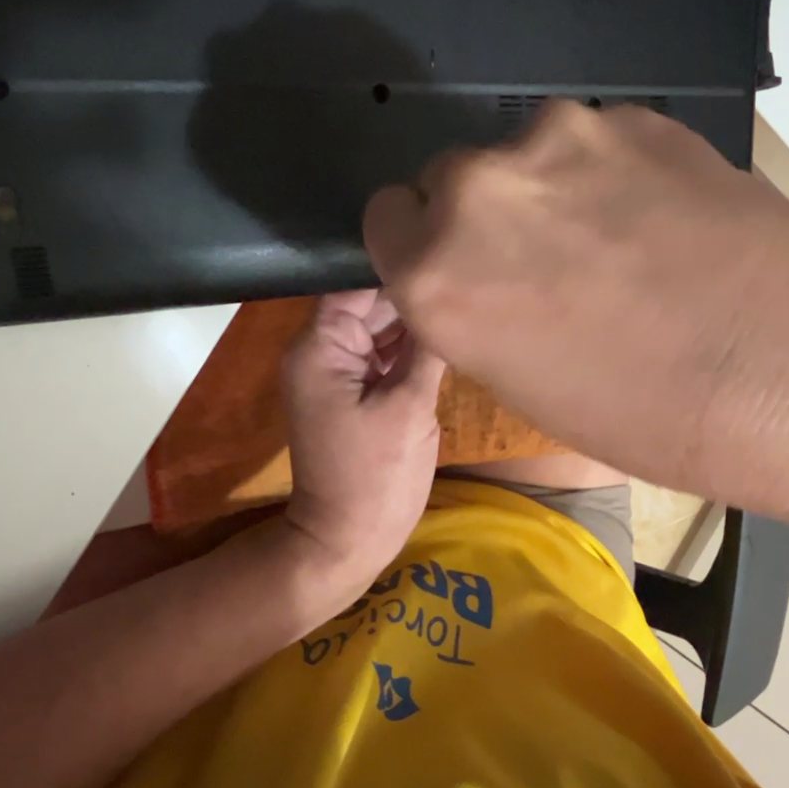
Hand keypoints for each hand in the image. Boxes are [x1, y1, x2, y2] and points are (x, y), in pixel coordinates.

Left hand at [282, 291, 446, 585]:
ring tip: (466, 292)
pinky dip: (410, 348)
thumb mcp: (410, 408)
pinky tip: (450, 331)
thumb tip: (447, 296)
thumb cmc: (376, 476)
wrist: (349, 538)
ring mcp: (339, 373)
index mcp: (320, 347)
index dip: (399, 267)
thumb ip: (427, 348)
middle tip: (468, 269)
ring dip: (416, 319)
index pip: (356, 285)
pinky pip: (384, 356)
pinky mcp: (356, 392)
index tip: (446, 249)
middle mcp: (322, 351)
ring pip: (380, 328)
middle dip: (413, 292)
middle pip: (370, 303)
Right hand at [363, 100, 788, 515]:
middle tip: (548, 264)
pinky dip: (612, 174)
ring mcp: (564, 139)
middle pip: (452, 178)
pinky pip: (594, 141)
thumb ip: (472, 308)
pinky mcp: (638, 116)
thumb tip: (476, 270)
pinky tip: (664, 221)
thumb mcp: (524, 384)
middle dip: (486, 218)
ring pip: (525, 154)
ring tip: (618, 244)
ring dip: (550, 190)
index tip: (465, 271)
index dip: (424, 248)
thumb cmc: (651, 419)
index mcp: (436, 271)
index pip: (387, 218)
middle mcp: (482, 189)